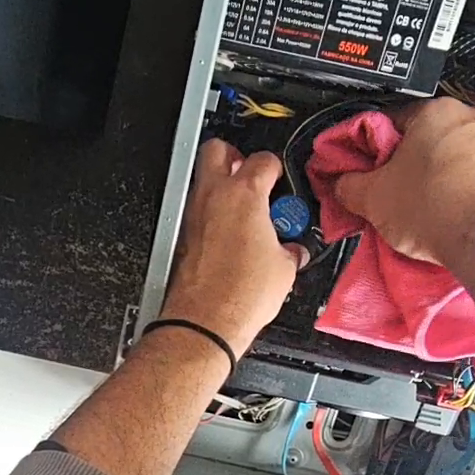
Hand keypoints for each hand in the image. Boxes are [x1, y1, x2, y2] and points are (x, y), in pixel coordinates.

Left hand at [159, 139, 307, 353]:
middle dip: (234, 156)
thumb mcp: (284, 269)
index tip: (279, 181)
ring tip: (242, 210)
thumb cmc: (239, 296)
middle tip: (249, 174)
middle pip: (216, 150)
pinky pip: (196, 215)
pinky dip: (211, 217)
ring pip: (202, 181)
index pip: (263, 159)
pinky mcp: (182, 240)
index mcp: (244, 194)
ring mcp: (193, 217)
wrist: (205, 324)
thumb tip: (291, 251)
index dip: (276, 168)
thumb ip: (289, 249)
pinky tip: (227, 238)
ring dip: (220, 187)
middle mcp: (213, 198)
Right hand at [334, 99, 474, 267]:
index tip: (360, 171)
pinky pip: (465, 175)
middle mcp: (467, 117)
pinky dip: (449, 190)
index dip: (367, 151)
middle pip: (419, 139)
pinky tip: (437, 213)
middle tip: (384, 193)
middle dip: (399, 166)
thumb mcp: (372, 198)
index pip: (387, 122)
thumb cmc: (434, 210)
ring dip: (425, 178)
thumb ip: (348, 185)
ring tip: (411, 209)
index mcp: (434, 111)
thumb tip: (341, 183)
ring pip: (444, 157)